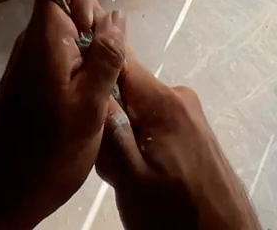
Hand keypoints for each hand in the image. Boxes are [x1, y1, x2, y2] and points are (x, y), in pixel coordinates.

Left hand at [0, 0, 126, 229]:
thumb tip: (116, 16)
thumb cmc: (49, 152)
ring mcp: (27, 63)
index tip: (102, 33)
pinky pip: (56, 58)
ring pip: (64, 36)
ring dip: (87, 53)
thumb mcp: (91, 105)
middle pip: (65, 10)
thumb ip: (106, 56)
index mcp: (45, 38)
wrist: (0, 197)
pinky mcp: (26, 83)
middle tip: (108, 68)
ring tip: (102, 88)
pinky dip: (75, 71)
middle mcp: (31, 42)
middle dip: (93, 28)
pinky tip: (86, 101)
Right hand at [96, 57, 258, 229]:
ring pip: (140, 109)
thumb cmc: (178, 217)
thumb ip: (111, 133)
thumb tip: (92, 86)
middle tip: (107, 156)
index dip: (95, 74)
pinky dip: (143, 142)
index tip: (80, 99)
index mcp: (164, 101)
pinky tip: (145, 173)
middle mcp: (180, 97)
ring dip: (126, 133)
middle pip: (128, 88)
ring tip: (126, 171)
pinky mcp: (195, 133)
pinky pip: (156, 123)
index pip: (119, 62)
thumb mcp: (133, 181)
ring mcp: (190, 115)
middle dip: (111, 115)